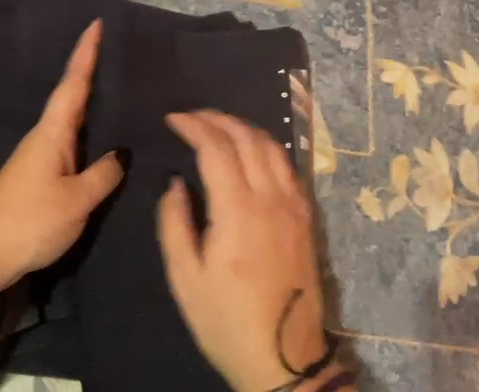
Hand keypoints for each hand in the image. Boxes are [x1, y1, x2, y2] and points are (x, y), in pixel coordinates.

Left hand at [0, 20, 125, 288]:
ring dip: (88, 97)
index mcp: (52, 133)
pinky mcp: (39, 173)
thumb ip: (103, 175)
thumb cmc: (31, 221)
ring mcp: (39, 155)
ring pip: (69, 117)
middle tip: (113, 47)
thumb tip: (121, 153)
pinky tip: (98, 133)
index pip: (73, 84)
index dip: (85, 54)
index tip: (94, 24)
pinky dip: (85, 125)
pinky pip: (68, 138)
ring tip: (114, 83)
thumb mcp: (77, 201)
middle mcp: (45, 136)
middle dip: (89, 69)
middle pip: (70, 95)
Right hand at [159, 110, 329, 391]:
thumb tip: (176, 183)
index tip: (172, 118)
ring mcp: (293, 206)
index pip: (217, 147)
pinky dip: (265, 146)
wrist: (285, 361)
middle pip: (247, 137)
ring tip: (218, 126)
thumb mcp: (185, 278)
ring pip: (272, 145)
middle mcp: (270, 198)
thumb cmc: (227, 321)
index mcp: (238, 211)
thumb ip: (174, 223)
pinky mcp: (306, 218)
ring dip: (243, 127)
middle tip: (191, 116)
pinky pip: (287, 165)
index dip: (193, 125)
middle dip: (217, 118)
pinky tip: (250, 151)